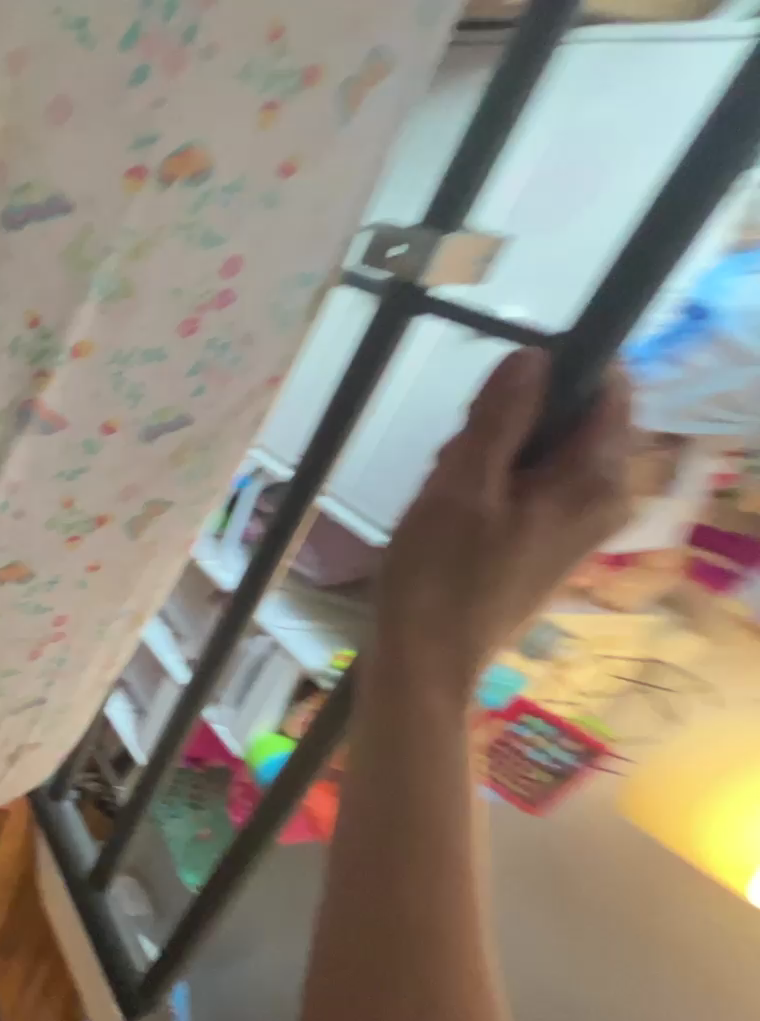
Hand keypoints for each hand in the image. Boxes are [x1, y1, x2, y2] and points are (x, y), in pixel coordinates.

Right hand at [377, 348, 632, 687]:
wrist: (428, 652)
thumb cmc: (439, 570)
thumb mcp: (459, 486)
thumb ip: (498, 420)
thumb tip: (534, 354)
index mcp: (596, 477)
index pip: (606, 390)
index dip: (555, 371)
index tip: (490, 389)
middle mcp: (606, 496)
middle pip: (571, 422)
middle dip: (509, 421)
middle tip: (450, 452)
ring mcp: (578, 522)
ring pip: (542, 455)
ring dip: (491, 454)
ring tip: (441, 487)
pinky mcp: (547, 542)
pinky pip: (529, 487)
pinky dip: (490, 483)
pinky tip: (448, 508)